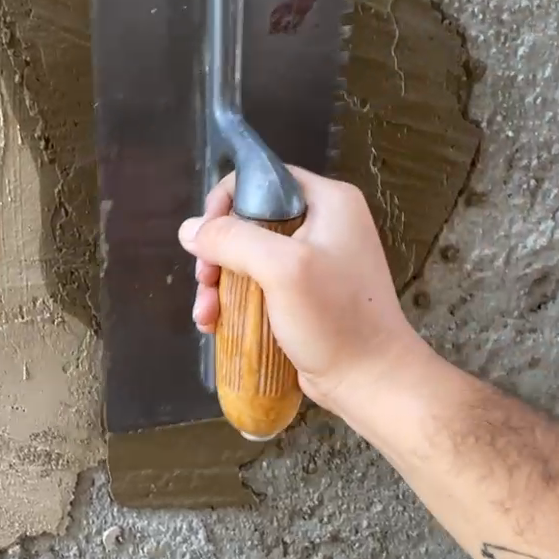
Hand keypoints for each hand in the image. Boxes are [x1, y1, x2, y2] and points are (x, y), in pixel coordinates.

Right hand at [178, 167, 435, 415]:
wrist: (369, 380)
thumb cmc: (335, 319)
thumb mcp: (282, 269)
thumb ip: (233, 240)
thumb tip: (188, 230)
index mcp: (328, 202)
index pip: (262, 179)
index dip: (226, 202)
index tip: (208, 238)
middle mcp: (322, 224)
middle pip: (247, 221)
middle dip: (216, 252)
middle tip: (204, 281)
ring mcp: (312, 262)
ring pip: (245, 257)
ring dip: (217, 283)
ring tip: (206, 314)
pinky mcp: (302, 295)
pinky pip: (255, 285)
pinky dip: (231, 301)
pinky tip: (214, 324)